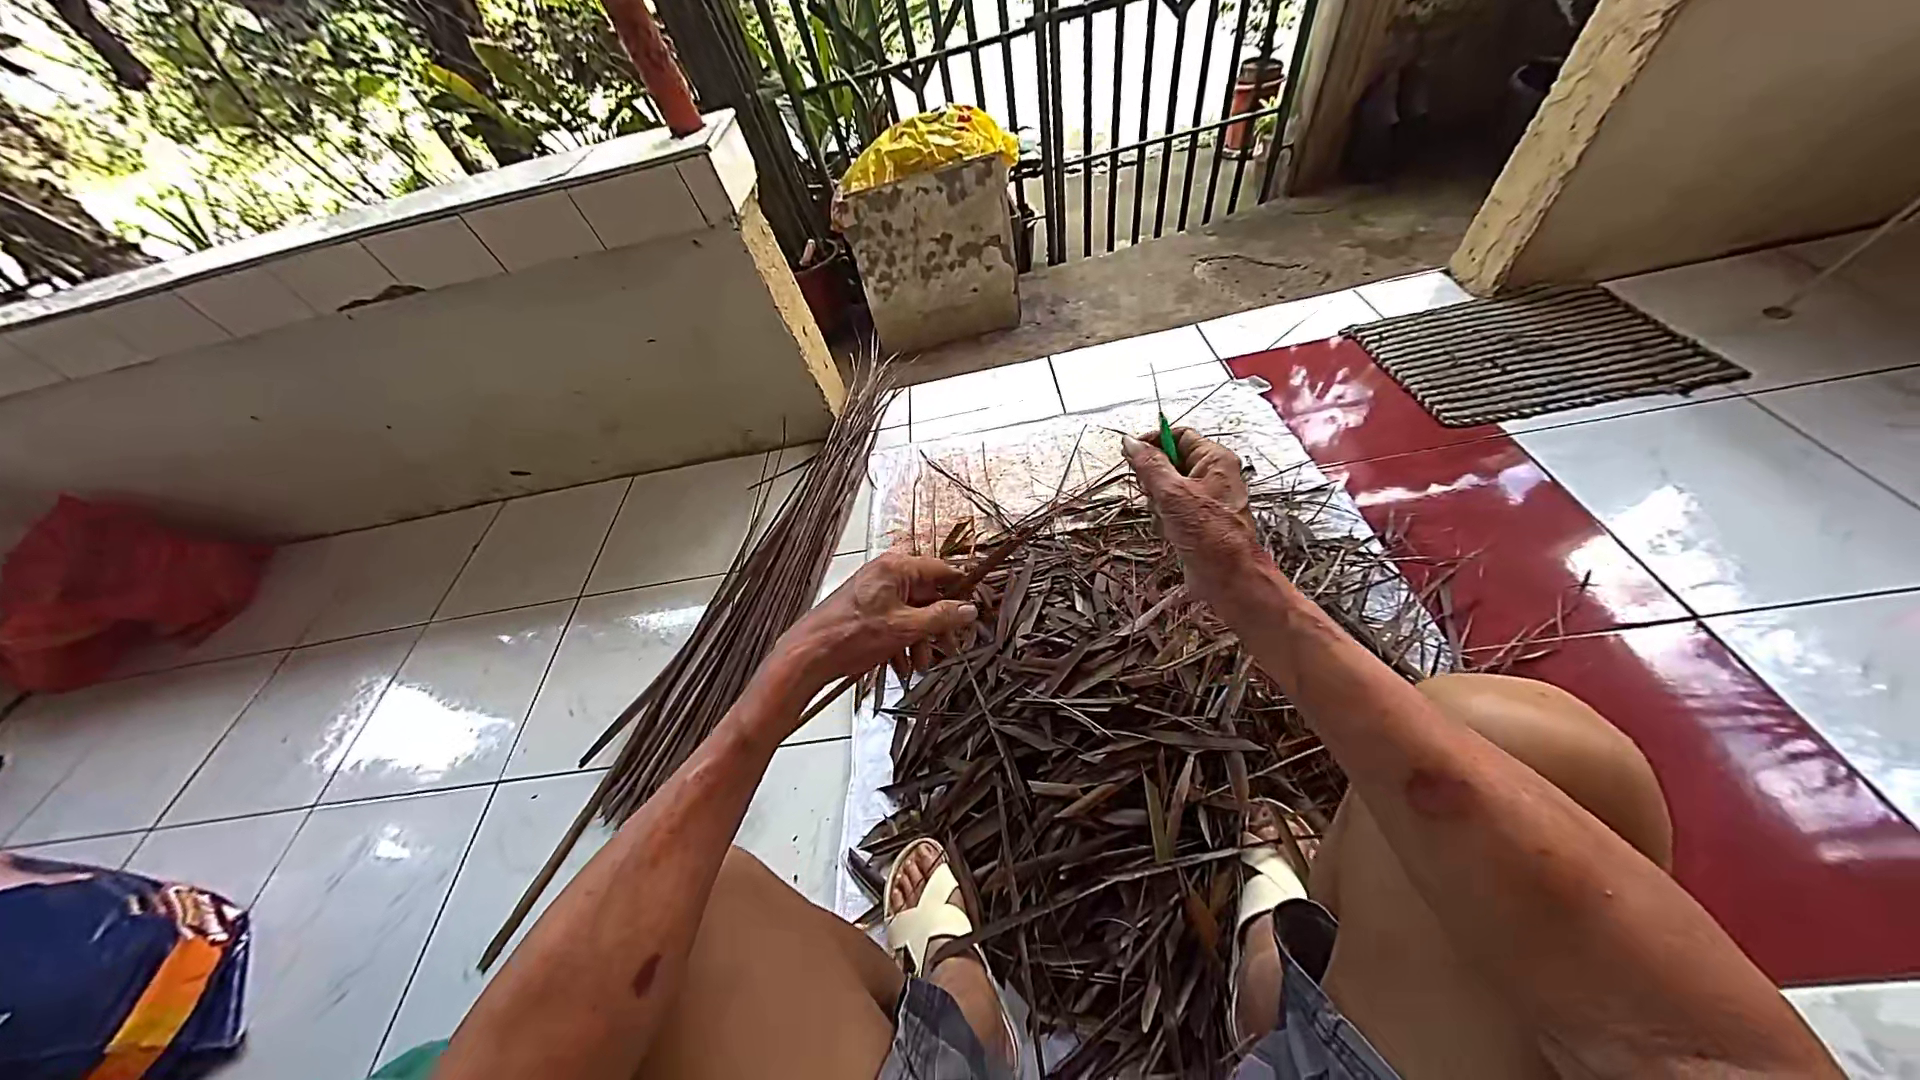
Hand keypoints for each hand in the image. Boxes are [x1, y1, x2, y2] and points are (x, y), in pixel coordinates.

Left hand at [775, 551, 978, 692]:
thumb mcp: (906, 628)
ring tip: (920, 664)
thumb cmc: (852, 635)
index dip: (961, 589)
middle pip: (926, 596)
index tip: (975, 606)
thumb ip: (941, 617)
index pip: (941, 570)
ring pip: (910, 613)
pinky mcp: (864, 612)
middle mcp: (885, 575)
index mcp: (896, 568)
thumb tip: (969, 610)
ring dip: (920, 640)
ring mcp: (874, 593)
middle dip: (937, 626)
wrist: (808, 655)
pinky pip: (893, 623)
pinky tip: (901, 666)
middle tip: (950, 647)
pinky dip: (901, 643)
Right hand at [1121, 427, 1264, 602]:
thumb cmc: (1209, 534)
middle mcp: (1212, 476)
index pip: (1178, 436)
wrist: (1227, 576)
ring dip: (1157, 502)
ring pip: (1166, 488)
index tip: (1131, 453)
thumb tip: (1130, 442)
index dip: (1153, 442)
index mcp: (1214, 460)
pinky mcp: (1197, 520)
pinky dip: (1164, 517)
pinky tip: (1169, 529)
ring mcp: (1204, 499)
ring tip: (1165, 516)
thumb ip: (1149, 465)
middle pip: (1169, 463)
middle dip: (1153, 479)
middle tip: (1153, 493)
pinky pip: (1171, 509)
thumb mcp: (1172, 493)